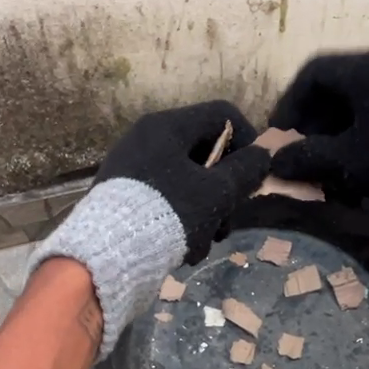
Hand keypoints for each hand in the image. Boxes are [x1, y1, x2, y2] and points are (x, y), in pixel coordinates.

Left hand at [95, 101, 272, 262]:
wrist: (107, 253)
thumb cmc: (167, 214)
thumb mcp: (215, 193)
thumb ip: (245, 171)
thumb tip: (262, 154)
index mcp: (167, 126)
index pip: (222, 114)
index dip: (247, 140)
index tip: (253, 175)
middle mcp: (146, 138)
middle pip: (204, 152)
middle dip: (223, 190)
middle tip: (226, 221)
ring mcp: (131, 166)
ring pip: (187, 181)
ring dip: (204, 212)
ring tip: (203, 244)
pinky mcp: (121, 193)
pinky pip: (164, 198)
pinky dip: (179, 220)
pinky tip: (183, 249)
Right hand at [267, 50, 368, 207]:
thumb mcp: (346, 162)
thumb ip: (306, 158)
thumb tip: (276, 162)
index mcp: (367, 67)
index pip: (314, 73)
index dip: (292, 104)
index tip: (284, 134)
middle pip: (344, 85)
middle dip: (321, 121)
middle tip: (311, 153)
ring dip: (349, 128)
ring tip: (343, 163)